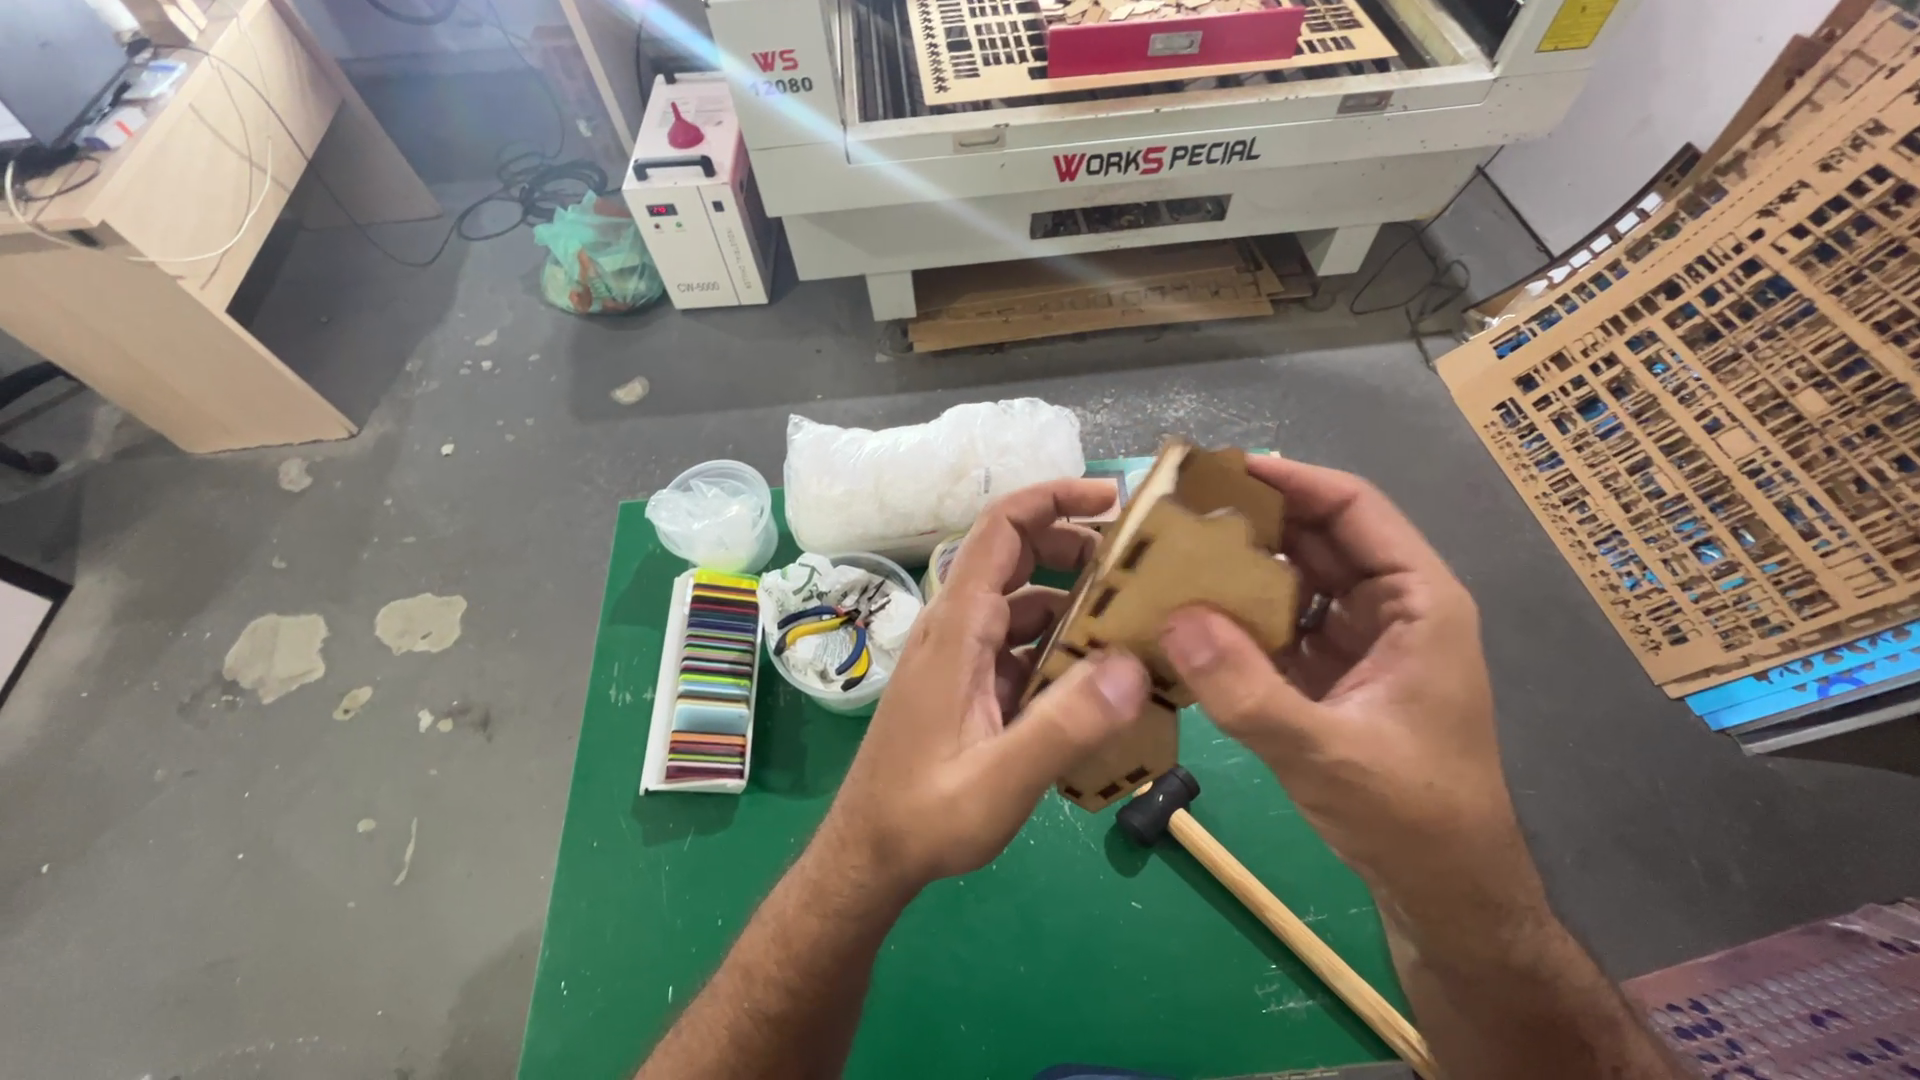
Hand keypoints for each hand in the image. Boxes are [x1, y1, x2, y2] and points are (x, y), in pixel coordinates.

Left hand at [819, 480, 1149, 894]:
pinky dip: (1057, 643)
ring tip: (1131, 622)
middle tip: (1137, 568)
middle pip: (1015, 555)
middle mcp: (955, 629)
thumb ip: (1065, 725)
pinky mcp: (966, 684)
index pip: (1001, 530)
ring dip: (1072, 600)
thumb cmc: (925, 814)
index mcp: (957, 629)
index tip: (1112, 499)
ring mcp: (959, 656)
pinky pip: (1017, 643)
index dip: (1053, 499)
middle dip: (1075, 547)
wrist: (871, 853)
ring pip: (1021, 602)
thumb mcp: (1000, 779)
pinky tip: (1096, 674)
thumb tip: (1133, 665)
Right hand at [1159, 457, 1541, 917]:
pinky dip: (1235, 619)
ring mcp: (1357, 642)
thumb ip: (1246, 690)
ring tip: (1169, 556)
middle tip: (1176, 512)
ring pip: (1292, 583)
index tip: (1222, 471)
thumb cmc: (1411, 815)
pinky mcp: (1329, 675)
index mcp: (1418, 601)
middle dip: (1250, 522)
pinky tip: (1186, 617)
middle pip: (1316, 538)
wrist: (1441, 891)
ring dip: (1237, 570)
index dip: (1292, 480)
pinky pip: (1277, 627)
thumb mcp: (1325, 751)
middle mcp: (1389, 608)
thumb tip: (1172, 618)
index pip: (1354, 508)